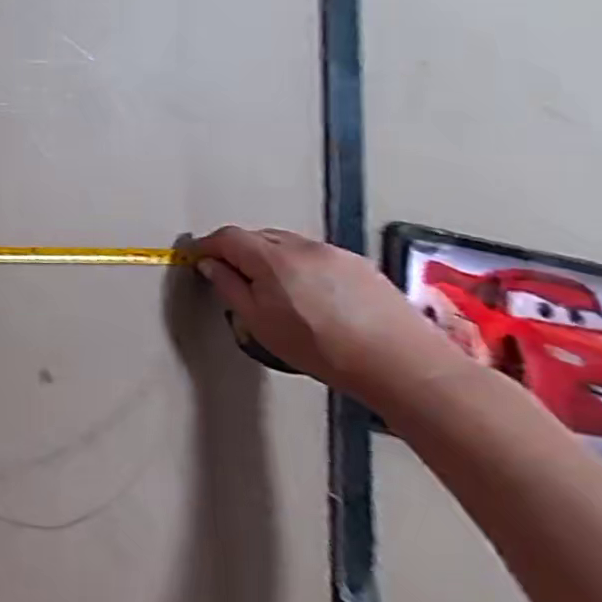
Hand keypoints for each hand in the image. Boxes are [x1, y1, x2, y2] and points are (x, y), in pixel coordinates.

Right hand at [194, 226, 470, 401]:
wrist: (403, 366)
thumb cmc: (323, 348)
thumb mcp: (259, 323)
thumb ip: (229, 288)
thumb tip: (212, 266)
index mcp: (273, 258)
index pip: (227, 237)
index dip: (207, 246)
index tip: (198, 259)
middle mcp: (304, 247)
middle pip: (257, 236)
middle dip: (239, 251)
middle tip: (232, 277)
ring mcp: (336, 254)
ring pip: (287, 244)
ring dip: (270, 258)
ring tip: (272, 289)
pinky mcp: (361, 266)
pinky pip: (316, 255)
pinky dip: (300, 266)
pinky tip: (308, 295)